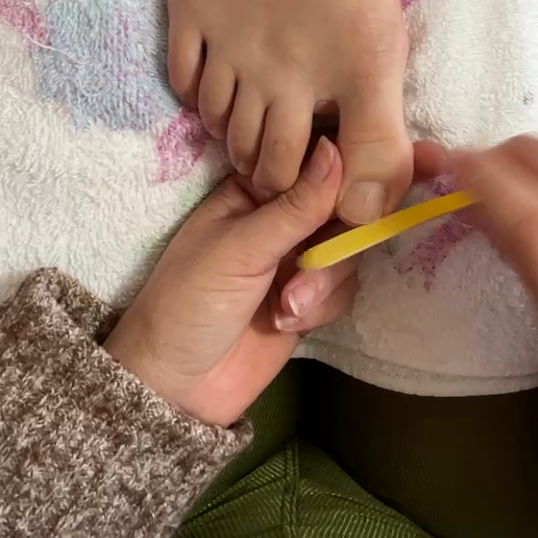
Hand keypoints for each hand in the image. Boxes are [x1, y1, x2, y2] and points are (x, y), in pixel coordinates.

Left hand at [105, 138, 358, 426]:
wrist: (176, 388)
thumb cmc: (191, 301)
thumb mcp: (241, 248)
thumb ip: (295, 205)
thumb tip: (335, 149)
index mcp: (255, 189)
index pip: (312, 163)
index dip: (342, 174)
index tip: (360, 190)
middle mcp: (282, 217)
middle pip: (341, 208)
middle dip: (333, 245)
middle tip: (308, 270)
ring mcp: (298, 257)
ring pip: (348, 250)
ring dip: (324, 281)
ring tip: (287, 307)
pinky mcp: (312, 297)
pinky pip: (346, 287)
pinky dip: (325, 305)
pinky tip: (288, 323)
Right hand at [166, 0, 412, 223]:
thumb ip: (376, 70)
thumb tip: (363, 127)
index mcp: (365, 62)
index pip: (359, 175)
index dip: (348, 198)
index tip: (340, 184)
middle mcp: (294, 67)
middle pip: (277, 163)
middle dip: (287, 177)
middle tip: (292, 164)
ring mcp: (234, 37)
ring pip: (229, 128)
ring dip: (244, 140)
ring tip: (256, 131)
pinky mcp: (189, 3)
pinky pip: (186, 84)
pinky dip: (203, 98)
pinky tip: (217, 86)